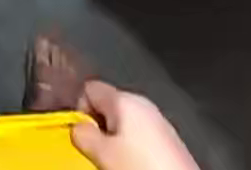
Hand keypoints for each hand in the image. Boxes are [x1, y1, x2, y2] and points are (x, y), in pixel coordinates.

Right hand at [70, 81, 199, 169]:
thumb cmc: (141, 168)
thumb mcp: (104, 155)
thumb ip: (83, 135)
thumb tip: (78, 127)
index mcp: (124, 99)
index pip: (89, 88)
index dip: (80, 110)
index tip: (85, 136)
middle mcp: (142, 103)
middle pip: (108, 106)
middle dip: (101, 128)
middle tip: (103, 155)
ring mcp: (160, 122)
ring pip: (126, 123)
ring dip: (119, 141)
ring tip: (122, 164)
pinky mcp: (172, 142)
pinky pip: (143, 137)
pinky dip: (137, 149)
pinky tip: (141, 167)